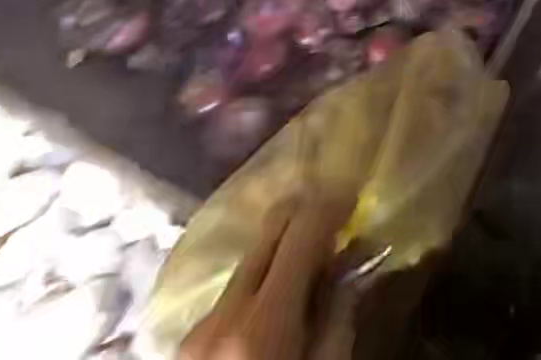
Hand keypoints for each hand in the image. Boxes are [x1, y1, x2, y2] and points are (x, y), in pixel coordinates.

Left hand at [180, 195, 356, 359]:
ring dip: (285, 249)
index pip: (301, 231)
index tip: (356, 196)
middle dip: (306, 213)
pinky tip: (283, 301)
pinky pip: (235, 292)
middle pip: (268, 232)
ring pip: (250, 260)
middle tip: (339, 213)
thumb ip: (339, 315)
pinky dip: (265, 280)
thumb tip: (350, 262)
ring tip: (316, 264)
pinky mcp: (185, 346)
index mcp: (262, 324)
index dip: (331, 205)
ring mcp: (196, 329)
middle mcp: (223, 314)